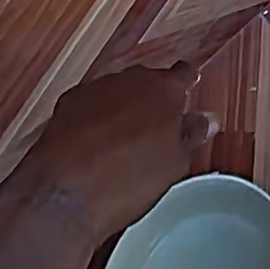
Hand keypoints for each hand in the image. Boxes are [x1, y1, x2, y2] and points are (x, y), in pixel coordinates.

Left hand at [0, 62, 214, 268]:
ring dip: (123, 107)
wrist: (62, 195)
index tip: (190, 86)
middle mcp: (131, 78)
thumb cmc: (127, 178)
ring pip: (118, 91)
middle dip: (154, 98)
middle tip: (158, 125)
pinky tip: (93, 143)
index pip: (184, 73)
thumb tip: (207, 119)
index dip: (188, 81)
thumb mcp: (172, 164)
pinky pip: (90, 104)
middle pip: (149, 80)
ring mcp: (96, 88)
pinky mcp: (66, 104)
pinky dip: (94, 117)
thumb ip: (191, 135)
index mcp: (165, 88)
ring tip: (125, 139)